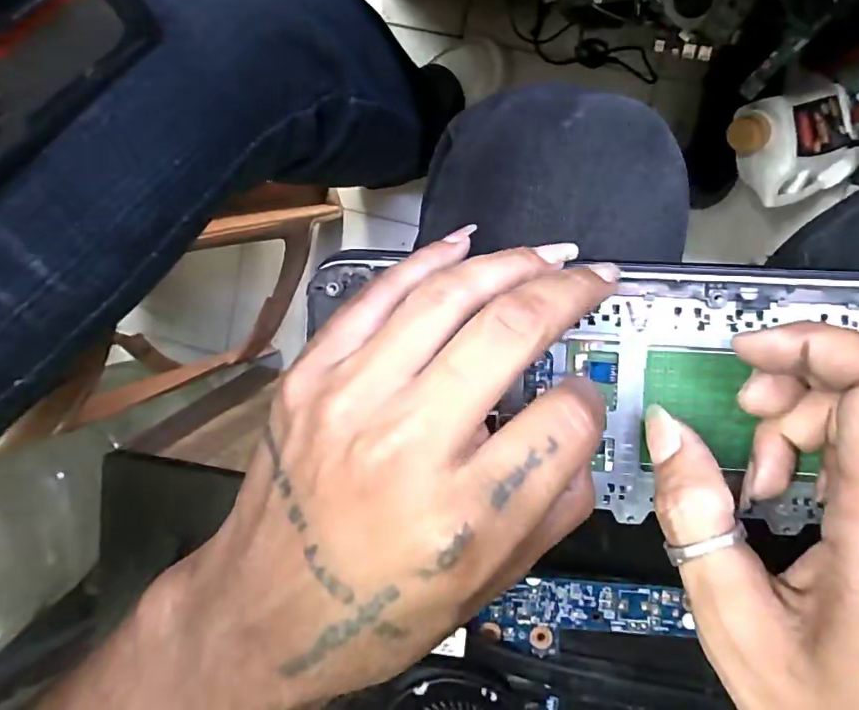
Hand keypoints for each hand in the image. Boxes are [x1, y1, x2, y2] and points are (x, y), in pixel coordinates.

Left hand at [53, 233, 616, 709]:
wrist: (261, 616)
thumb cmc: (386, 607)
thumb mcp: (491, 580)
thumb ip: (559, 503)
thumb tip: (585, 413)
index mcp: (463, 514)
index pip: (563, 422)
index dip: (589, 397)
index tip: (586, 390)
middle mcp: (407, 444)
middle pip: (510, 332)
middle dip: (569, 293)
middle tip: (597, 276)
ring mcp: (351, 398)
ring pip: (449, 296)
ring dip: (513, 263)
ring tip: (552, 254)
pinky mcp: (311, 375)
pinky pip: (380, 294)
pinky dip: (431, 259)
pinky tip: (470, 243)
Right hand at [645, 323, 858, 709]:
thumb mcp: (746, 636)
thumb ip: (697, 522)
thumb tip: (669, 430)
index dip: (815, 341)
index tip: (750, 356)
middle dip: (798, 375)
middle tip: (745, 415)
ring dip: (810, 415)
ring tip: (766, 478)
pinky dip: (835, 444)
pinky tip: (802, 497)